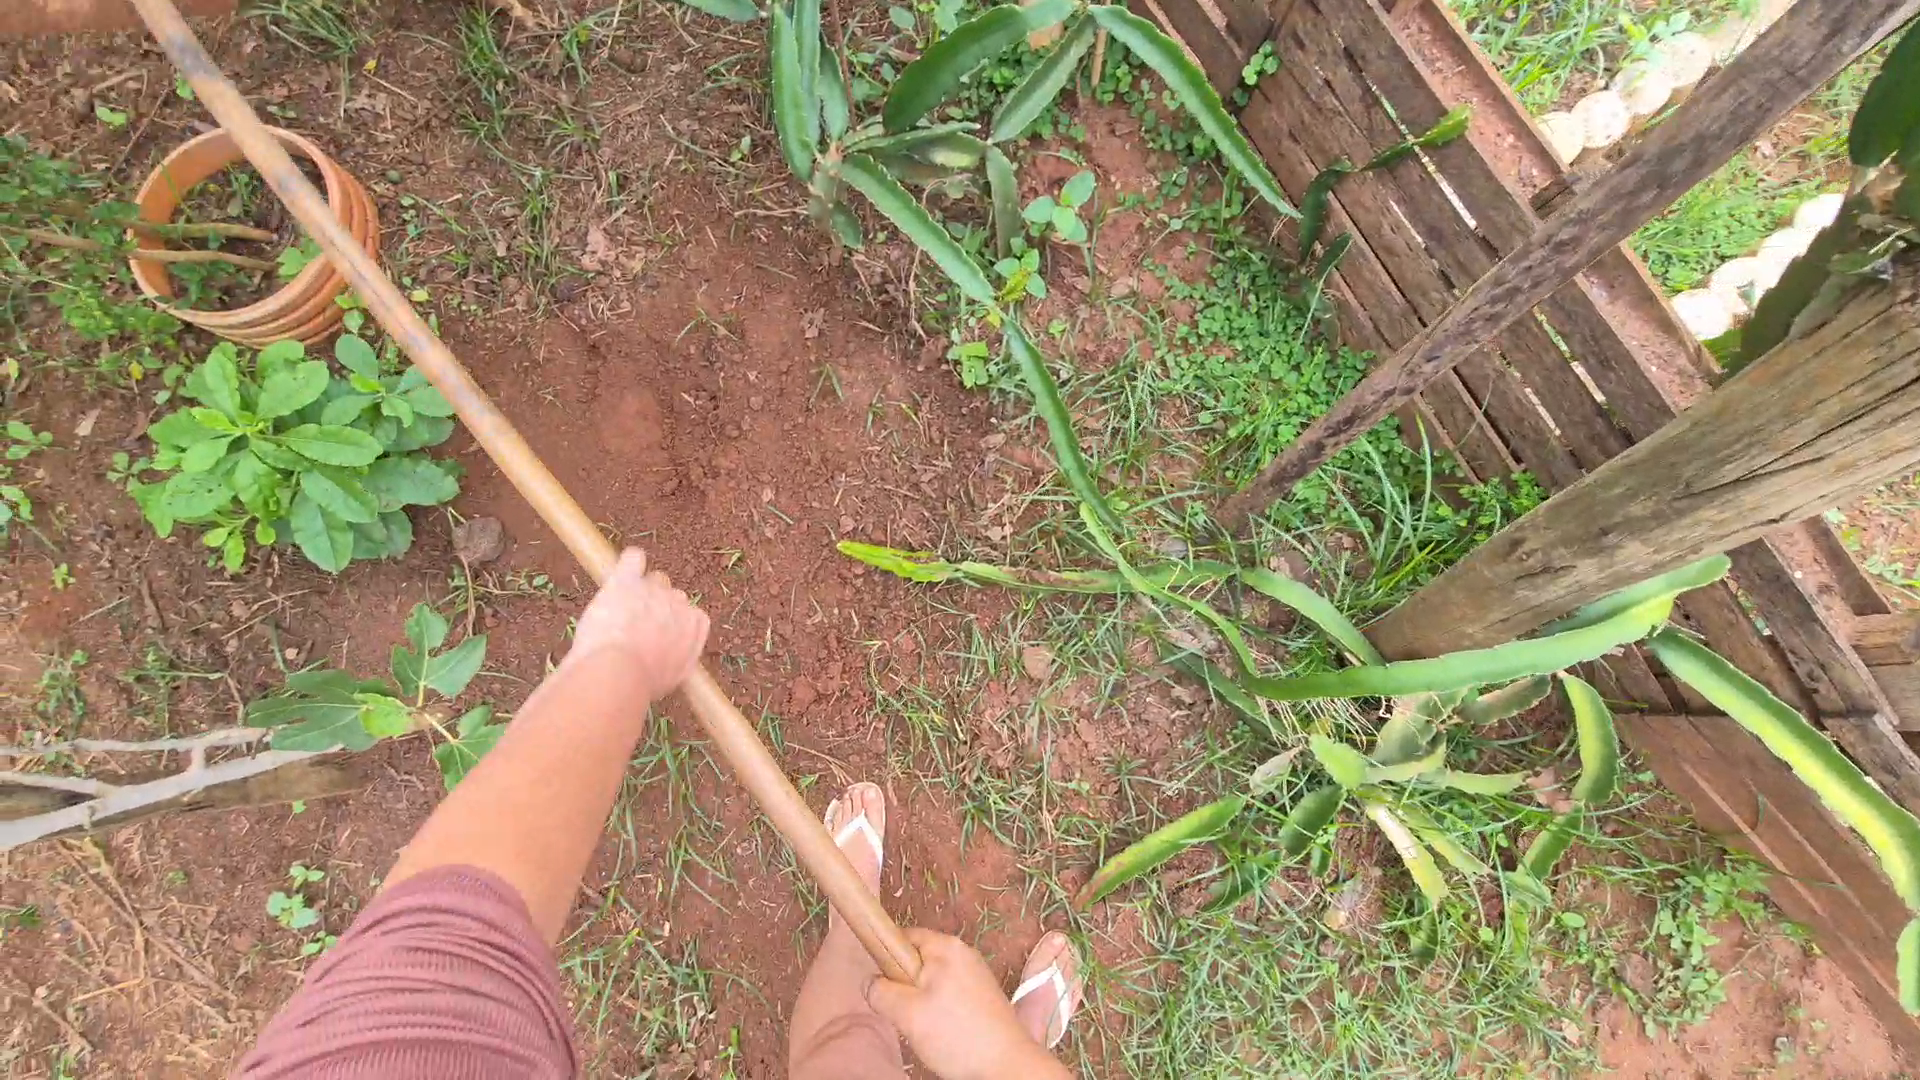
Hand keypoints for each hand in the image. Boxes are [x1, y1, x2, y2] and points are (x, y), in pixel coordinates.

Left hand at [568, 549, 708, 700]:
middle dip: (655, 607)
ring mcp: (654, 590)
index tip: (657, 635)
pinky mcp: (628, 581)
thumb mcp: (672, 678)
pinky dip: (628, 562)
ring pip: (651, 579)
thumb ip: (677, 658)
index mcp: (695, 626)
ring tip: (618, 613)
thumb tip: (670, 661)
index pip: (690, 614)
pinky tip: (622, 570)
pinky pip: (634, 558)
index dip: (672, 623)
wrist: (618, 674)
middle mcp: (680, 604)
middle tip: (632, 628)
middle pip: (671, 595)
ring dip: (638, 590)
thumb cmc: (642, 683)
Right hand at [865, 930, 1065, 1079]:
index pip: (904, 937)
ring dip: (924, 1004)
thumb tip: (870, 981)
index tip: (887, 989)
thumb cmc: (955, 1034)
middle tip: (909, 1016)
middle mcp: (962, 951)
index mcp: (946, 945)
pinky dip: (943, 1012)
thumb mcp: (908, 1014)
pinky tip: (947, 1034)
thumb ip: (883, 994)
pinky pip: (951, 994)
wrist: (1005, 1065)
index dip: (888, 960)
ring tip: (930, 1030)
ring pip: (934, 982)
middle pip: (919, 961)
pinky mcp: (984, 994)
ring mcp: (976, 972)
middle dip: (907, 988)